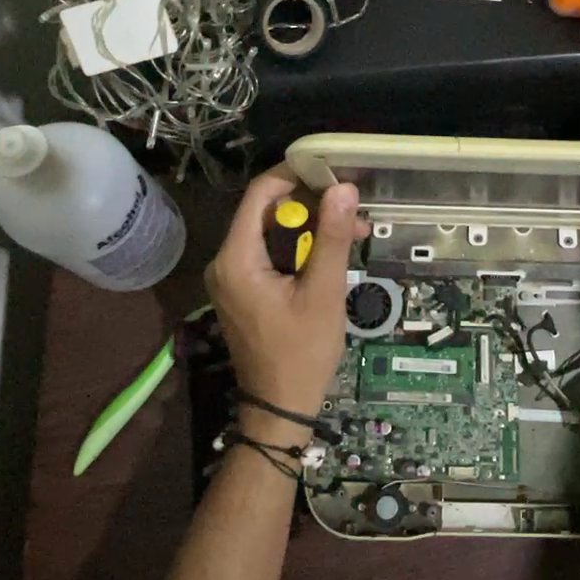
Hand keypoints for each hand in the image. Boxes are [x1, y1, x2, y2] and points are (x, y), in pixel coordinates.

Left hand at [204, 165, 366, 443]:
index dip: (295, 175)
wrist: (280, 408)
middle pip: (267, 212)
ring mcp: (233, 277)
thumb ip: (331, 237)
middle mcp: (226, 261)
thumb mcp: (323, 292)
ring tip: (352, 234)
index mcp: (237, 258)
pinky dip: (300, 249)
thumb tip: (344, 188)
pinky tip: (331, 256)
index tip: (334, 171)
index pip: (260, 194)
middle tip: (354, 213)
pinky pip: (271, 254)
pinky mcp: (245, 290)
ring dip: (311, 228)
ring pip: (272, 233)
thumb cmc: (301, 352)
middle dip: (312, 206)